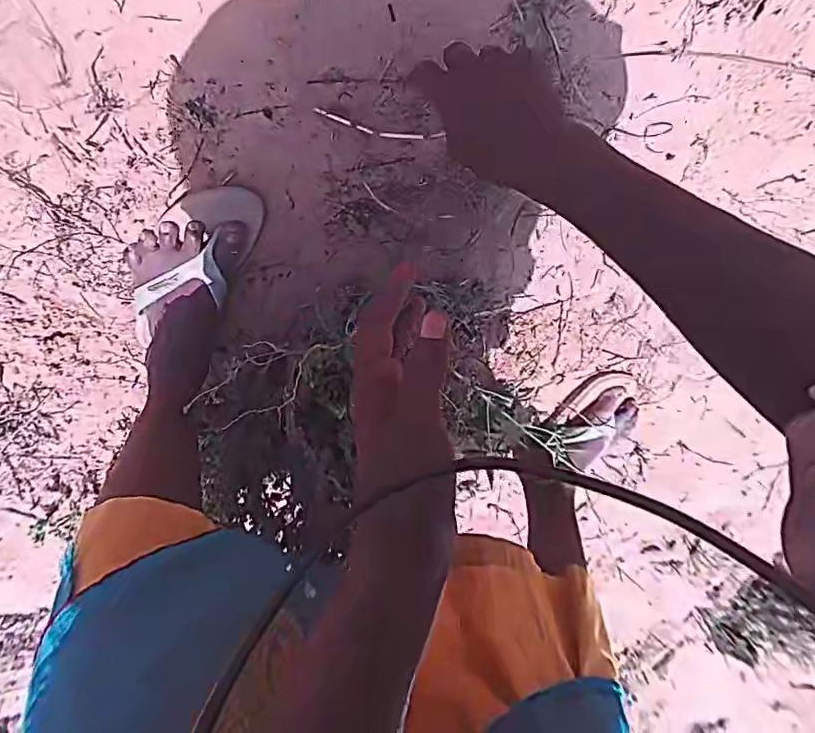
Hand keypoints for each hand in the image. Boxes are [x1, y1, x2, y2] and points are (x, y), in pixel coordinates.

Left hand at [350, 264, 454, 561]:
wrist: (405, 545)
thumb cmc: (407, 480)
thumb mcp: (418, 418)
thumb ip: (425, 367)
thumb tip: (433, 314)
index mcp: (373, 385)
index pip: (375, 327)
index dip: (391, 296)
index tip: (409, 269)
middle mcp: (378, 394)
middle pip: (382, 340)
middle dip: (397, 309)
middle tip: (417, 282)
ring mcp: (393, 415)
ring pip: (398, 361)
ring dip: (409, 333)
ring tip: (427, 312)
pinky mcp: (410, 434)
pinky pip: (415, 383)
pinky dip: (426, 363)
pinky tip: (441, 366)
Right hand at [408, 43, 584, 192]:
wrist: (540, 150)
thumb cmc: (494, 157)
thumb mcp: (459, 148)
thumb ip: (451, 124)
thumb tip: (454, 121)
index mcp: (447, 92)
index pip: (422, 73)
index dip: (418, 78)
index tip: (419, 83)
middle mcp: (471, 71)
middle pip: (454, 51)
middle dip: (455, 65)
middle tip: (460, 82)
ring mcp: (502, 64)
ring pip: (487, 52)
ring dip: (486, 65)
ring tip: (493, 83)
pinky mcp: (530, 64)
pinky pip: (519, 56)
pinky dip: (516, 67)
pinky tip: (519, 81)